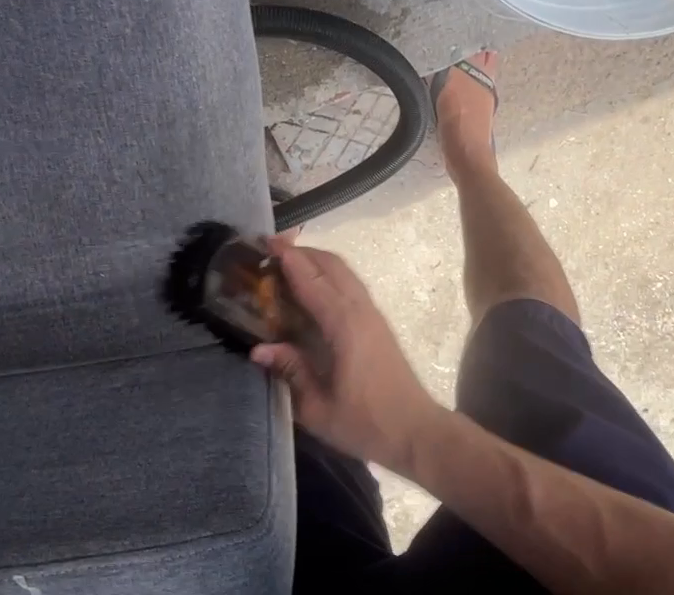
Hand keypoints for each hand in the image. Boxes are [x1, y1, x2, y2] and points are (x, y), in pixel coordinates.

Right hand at [250, 238, 445, 469]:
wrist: (416, 431)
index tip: (266, 241)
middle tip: (271, 249)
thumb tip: (257, 349)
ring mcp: (372, 313)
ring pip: (343, 271)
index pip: (311, 280)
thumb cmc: (366, 423)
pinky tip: (312, 288)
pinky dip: (328, 273)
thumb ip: (290, 372)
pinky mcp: (377, 322)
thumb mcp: (318, 408)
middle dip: (301, 251)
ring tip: (287, 263)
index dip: (288, 258)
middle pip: (330, 264)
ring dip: (316, 260)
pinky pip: (349, 283)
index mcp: (343, 324)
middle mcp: (359, 309)